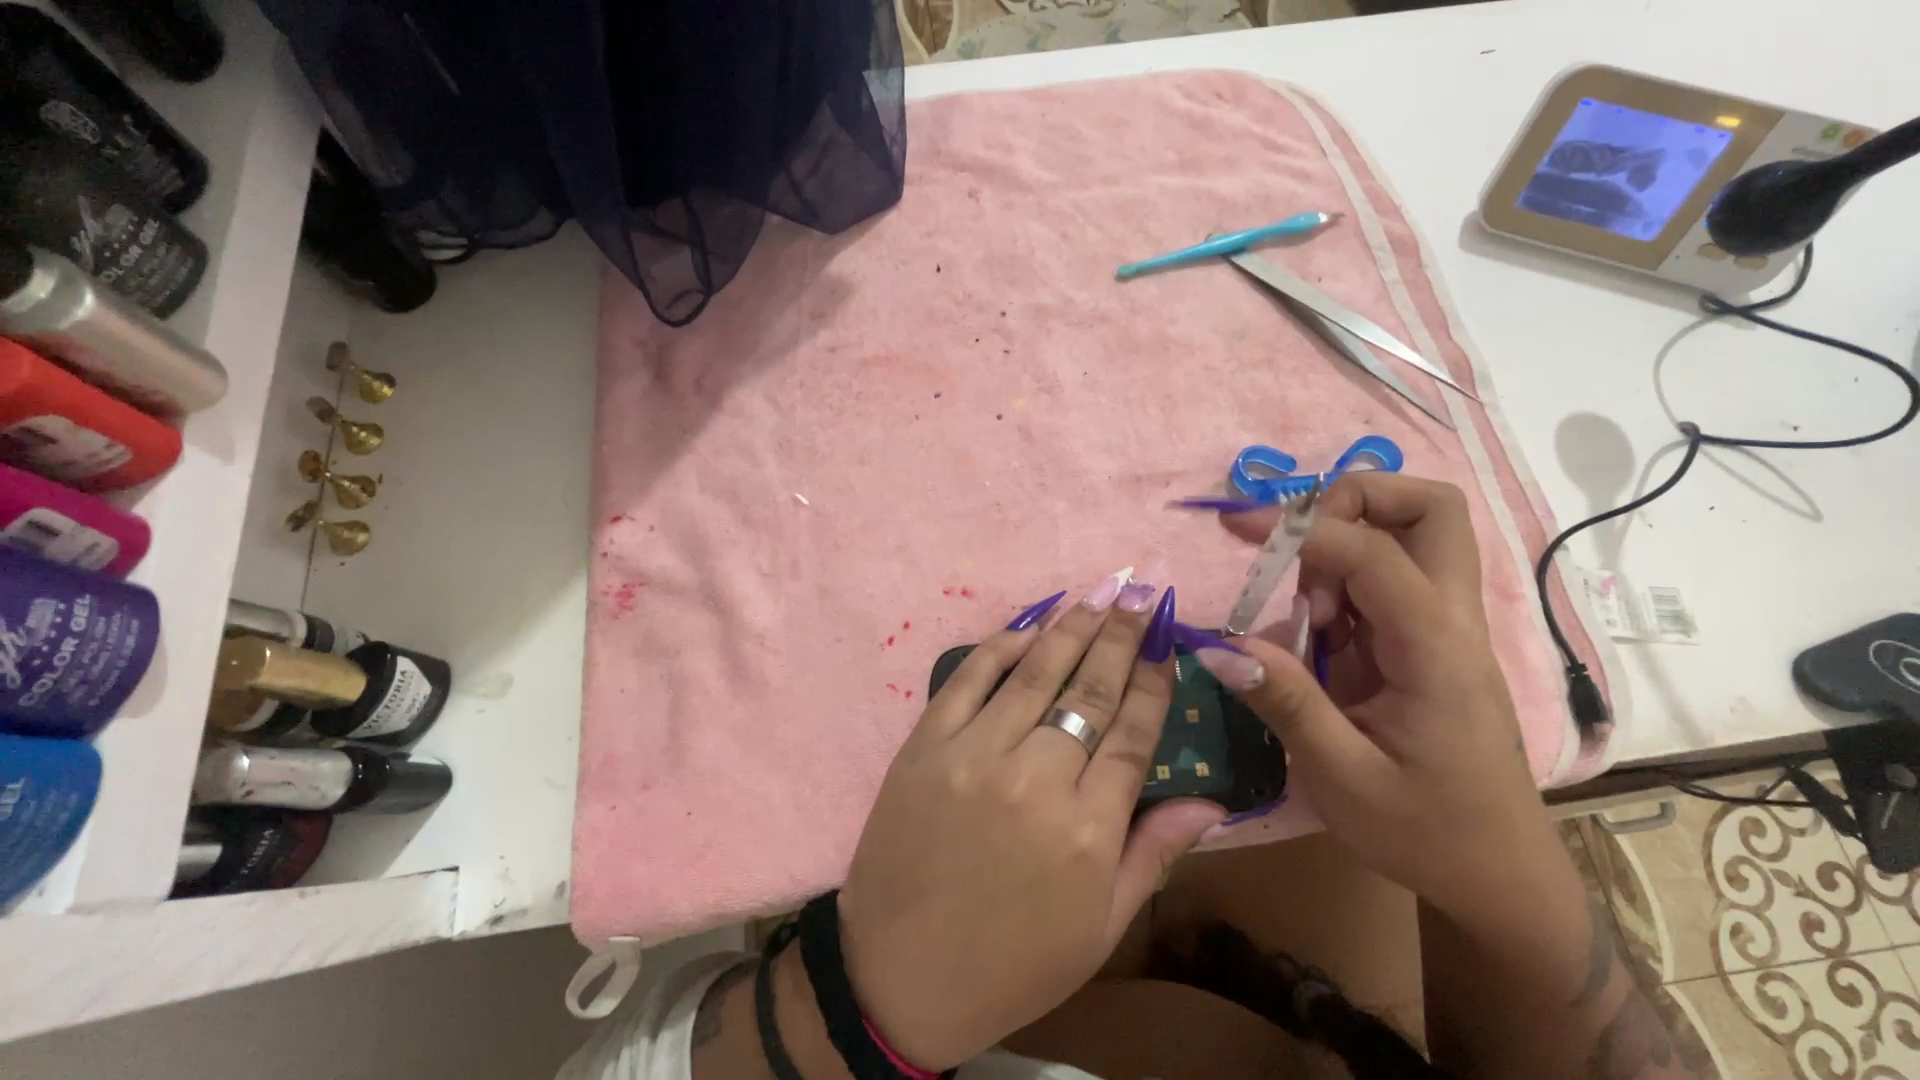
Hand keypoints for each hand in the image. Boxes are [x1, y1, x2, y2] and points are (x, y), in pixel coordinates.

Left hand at [837, 570, 1225, 1069]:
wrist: (899, 976)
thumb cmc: (1013, 964)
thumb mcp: (1100, 930)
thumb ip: (1154, 855)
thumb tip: (1212, 799)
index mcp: (1088, 830)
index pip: (1134, 734)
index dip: (1155, 681)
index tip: (1170, 639)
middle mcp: (1036, 779)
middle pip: (1090, 691)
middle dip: (1122, 635)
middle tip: (1142, 591)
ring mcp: (974, 756)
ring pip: (1034, 674)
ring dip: (1070, 628)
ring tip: (1100, 592)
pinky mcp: (924, 747)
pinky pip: (968, 680)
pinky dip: (1000, 647)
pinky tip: (1028, 624)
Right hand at [1196, 474, 1557, 921]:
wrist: (1500, 876)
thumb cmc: (1425, 832)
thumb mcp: (1342, 777)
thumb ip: (1286, 702)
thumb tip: (1220, 645)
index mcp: (1435, 649)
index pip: (1370, 551)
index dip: (1298, 526)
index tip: (1233, 526)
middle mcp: (1452, 622)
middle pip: (1430, 509)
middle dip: (1356, 499)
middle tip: (1295, 543)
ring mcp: (1447, 630)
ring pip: (1415, 535)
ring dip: (1348, 541)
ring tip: (1305, 607)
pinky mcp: (1431, 645)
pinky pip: (1393, 579)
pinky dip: (1346, 580)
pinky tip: (1318, 630)